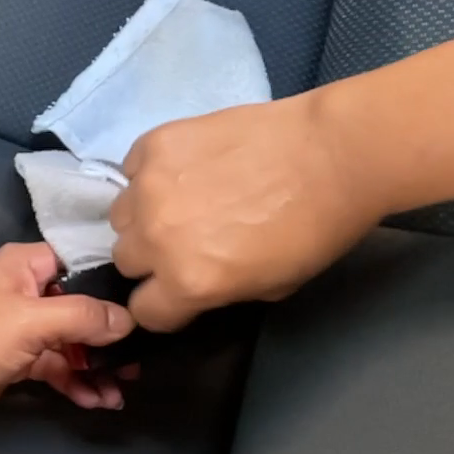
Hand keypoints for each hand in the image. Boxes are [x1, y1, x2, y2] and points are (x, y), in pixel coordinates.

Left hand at [0, 243, 135, 429]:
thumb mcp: (32, 321)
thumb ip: (83, 316)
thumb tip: (128, 319)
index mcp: (24, 264)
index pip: (78, 260)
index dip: (109, 280)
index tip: (143, 301)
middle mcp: (25, 288)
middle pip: (79, 305)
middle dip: (107, 334)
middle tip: (137, 360)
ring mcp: (20, 325)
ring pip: (70, 340)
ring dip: (95, 365)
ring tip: (120, 392)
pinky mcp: (17, 357)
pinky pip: (56, 364)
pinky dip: (75, 380)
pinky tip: (96, 400)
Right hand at [109, 93, 384, 331]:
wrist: (331, 154)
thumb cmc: (314, 229)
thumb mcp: (270, 288)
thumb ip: (216, 292)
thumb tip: (193, 284)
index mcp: (187, 281)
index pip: (144, 310)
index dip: (164, 304)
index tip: (178, 291)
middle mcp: (155, 237)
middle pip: (126, 258)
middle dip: (150, 257)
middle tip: (184, 240)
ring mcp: (148, 185)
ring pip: (121, 214)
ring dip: (143, 215)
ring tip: (180, 200)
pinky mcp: (153, 143)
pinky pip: (132, 168)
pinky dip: (150, 173)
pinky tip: (186, 167)